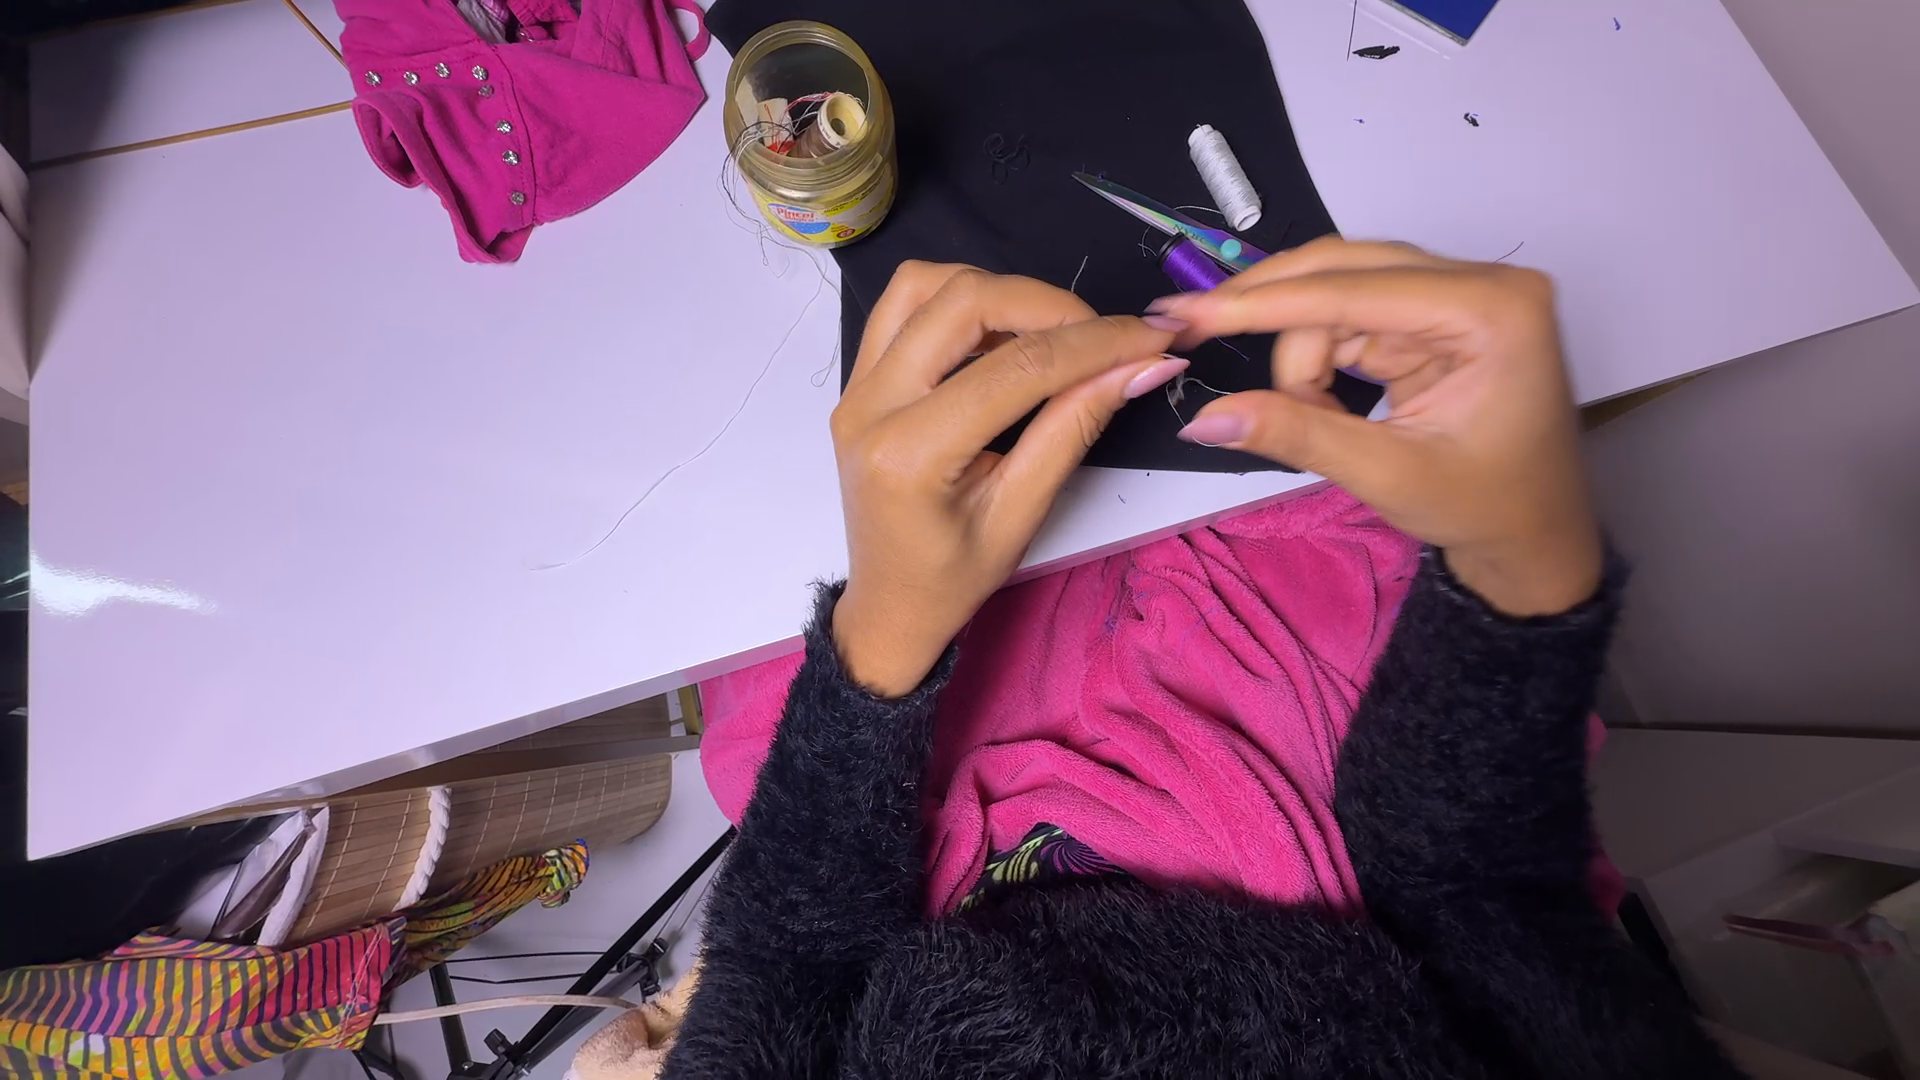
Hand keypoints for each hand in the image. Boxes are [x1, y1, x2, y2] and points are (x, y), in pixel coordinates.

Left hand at [830, 262, 1187, 695]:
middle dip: (1047, 305)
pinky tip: (1000, 337)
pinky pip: (903, 308)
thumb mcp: (1021, 513)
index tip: (1152, 338)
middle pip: (963, 301)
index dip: (1094, 344)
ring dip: (997, 292)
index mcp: (910, 455)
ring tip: (1050, 333)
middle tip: (1103, 337)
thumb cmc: (953, 579)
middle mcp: (869, 406)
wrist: (888, 604)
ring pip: (924, 286)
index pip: (1015, 368)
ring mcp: (855, 389)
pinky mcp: (858, 384)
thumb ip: (1074, 428)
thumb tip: (1144, 364)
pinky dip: (959, 302)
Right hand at [1150, 237, 1601, 615]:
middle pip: (1337, 270)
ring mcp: (1450, 298)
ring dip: (1298, 357)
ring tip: (1311, 417)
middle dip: (1264, 310)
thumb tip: (1203, 420)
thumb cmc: (1482, 505)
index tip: (1185, 313)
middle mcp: (1474, 283)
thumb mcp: (1384, 474)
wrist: (1531, 533)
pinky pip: (1341, 321)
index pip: (1348, 289)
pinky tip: (1320, 403)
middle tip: (1189, 328)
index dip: (1257, 303)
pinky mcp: (1426, 319)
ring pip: (1330, 297)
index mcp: (1488, 309)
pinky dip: (1313, 364)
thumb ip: (1294, 435)